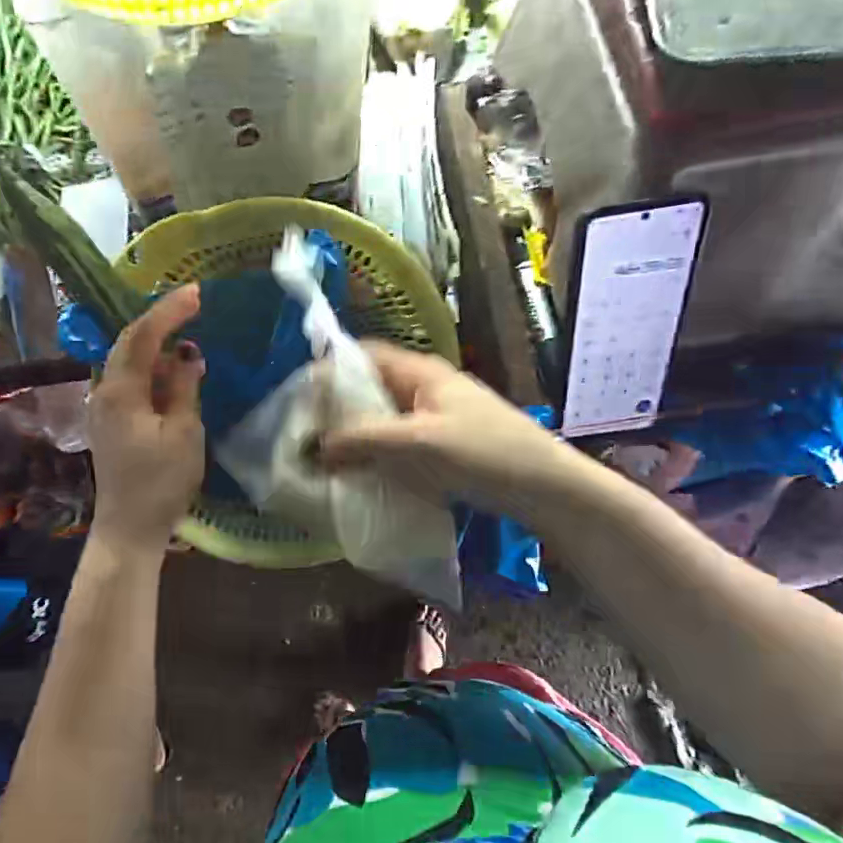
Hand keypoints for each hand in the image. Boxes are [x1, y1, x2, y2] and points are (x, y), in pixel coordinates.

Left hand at [86, 285, 205, 552]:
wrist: (129, 529)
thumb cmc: (160, 483)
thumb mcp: (183, 432)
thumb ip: (185, 387)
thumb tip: (188, 355)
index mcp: (120, 391)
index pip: (142, 336)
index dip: (168, 311)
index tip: (196, 294)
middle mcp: (103, 393)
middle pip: (128, 344)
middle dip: (160, 324)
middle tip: (192, 310)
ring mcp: (102, 409)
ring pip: (128, 365)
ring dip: (156, 350)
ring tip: (188, 343)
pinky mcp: (109, 425)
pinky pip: (129, 385)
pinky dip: (151, 374)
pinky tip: (172, 378)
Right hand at [321, 341, 589, 517]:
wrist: (545, 487)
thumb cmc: (483, 454)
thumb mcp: (416, 444)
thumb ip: (362, 440)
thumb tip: (314, 447)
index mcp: (421, 372)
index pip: (364, 354)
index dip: (329, 368)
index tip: (297, 397)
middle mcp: (426, 388)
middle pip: (370, 387)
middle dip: (336, 408)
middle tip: (304, 434)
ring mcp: (437, 417)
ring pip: (383, 417)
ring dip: (355, 434)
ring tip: (324, 457)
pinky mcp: (443, 446)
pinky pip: (398, 442)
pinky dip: (376, 453)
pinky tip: (362, 474)